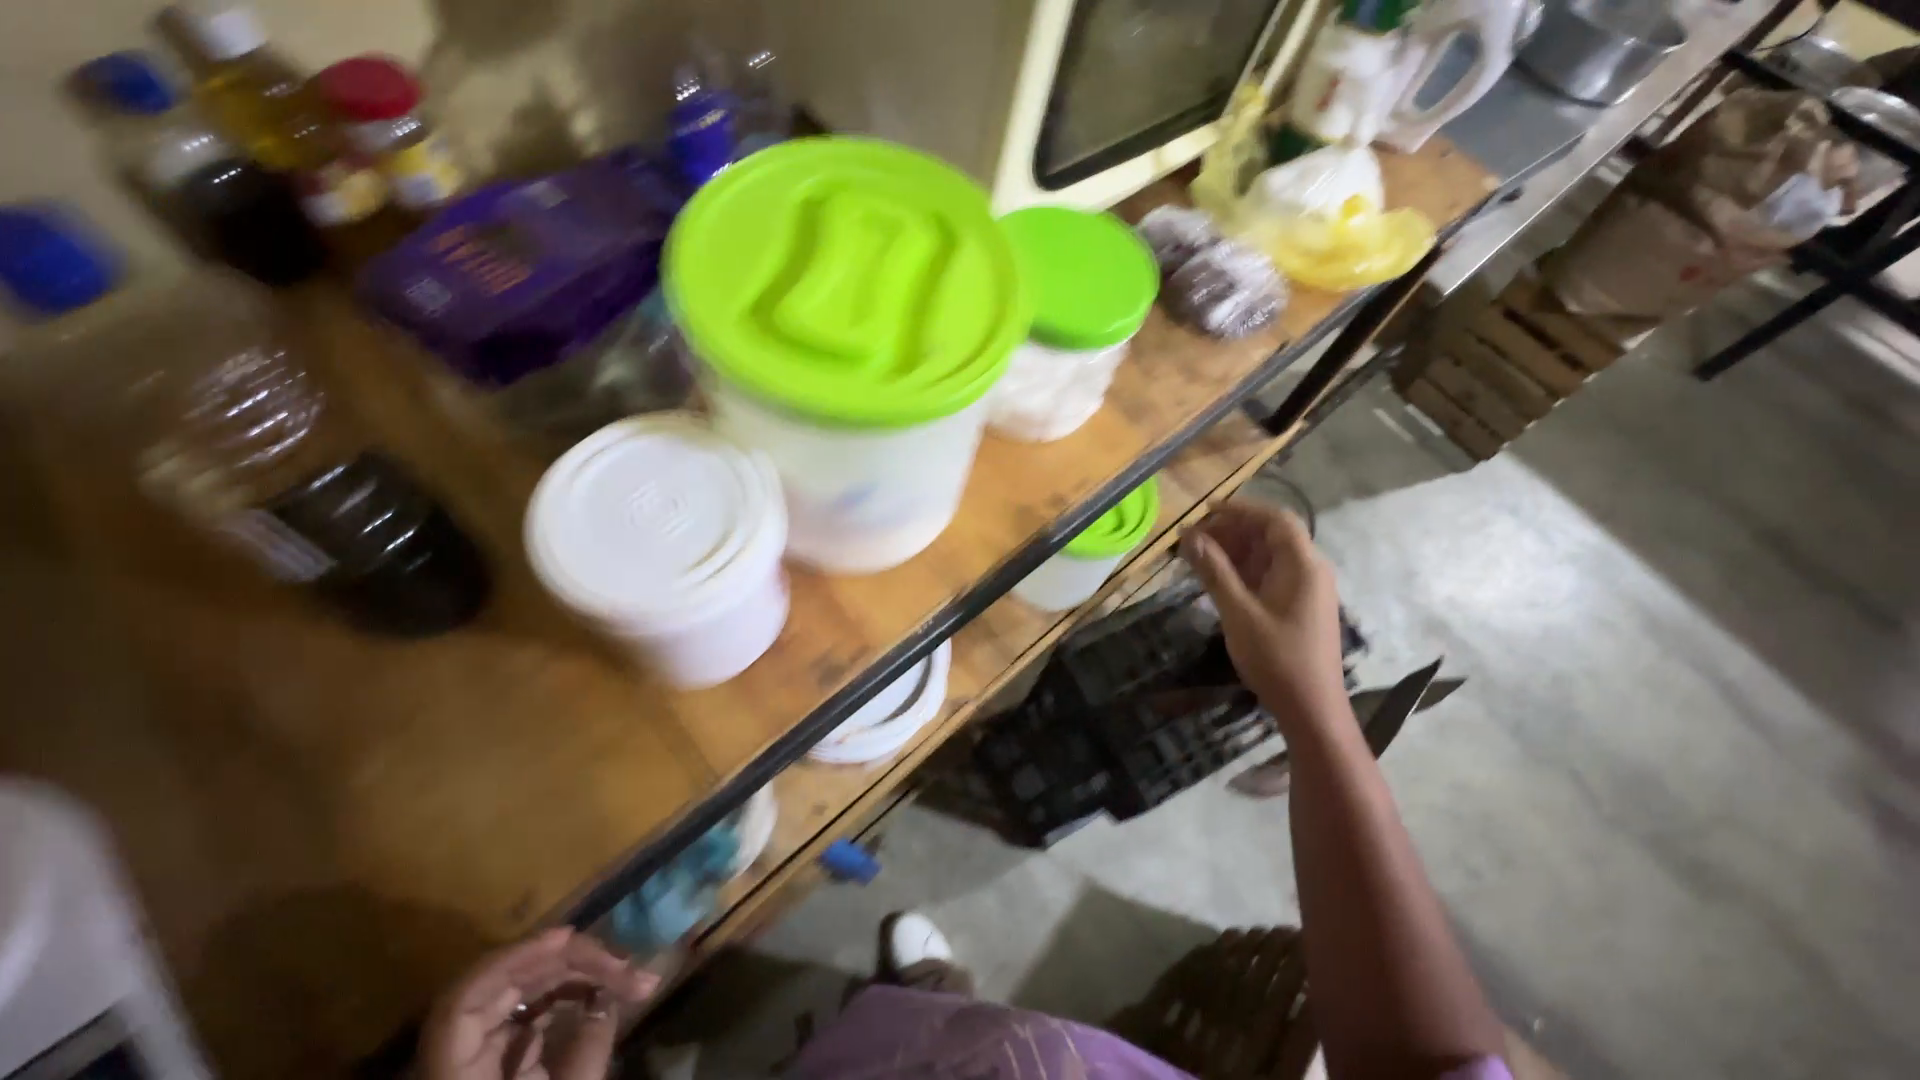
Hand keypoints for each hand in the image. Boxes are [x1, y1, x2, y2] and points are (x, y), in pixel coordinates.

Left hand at [421, 928, 660, 1079]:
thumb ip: (584, 1055)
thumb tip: (605, 1001)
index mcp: (453, 1074)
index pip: (467, 1001)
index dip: (513, 960)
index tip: (570, 938)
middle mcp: (454, 1061)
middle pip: (499, 990)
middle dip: (565, 966)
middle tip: (626, 964)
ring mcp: (473, 1066)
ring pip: (516, 999)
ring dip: (573, 979)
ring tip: (627, 977)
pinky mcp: (492, 1072)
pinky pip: (525, 1021)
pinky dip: (564, 1002)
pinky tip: (602, 997)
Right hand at [1181, 500, 1346, 725]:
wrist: (1311, 709)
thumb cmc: (1277, 659)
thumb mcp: (1239, 614)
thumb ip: (1215, 572)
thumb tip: (1191, 537)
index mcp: (1304, 565)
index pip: (1276, 519)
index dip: (1241, 510)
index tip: (1206, 511)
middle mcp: (1311, 570)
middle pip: (1272, 536)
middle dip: (1233, 532)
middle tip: (1194, 539)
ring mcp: (1308, 590)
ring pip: (1270, 557)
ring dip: (1236, 552)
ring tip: (1199, 558)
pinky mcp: (1300, 607)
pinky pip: (1272, 576)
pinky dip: (1245, 572)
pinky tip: (1219, 581)